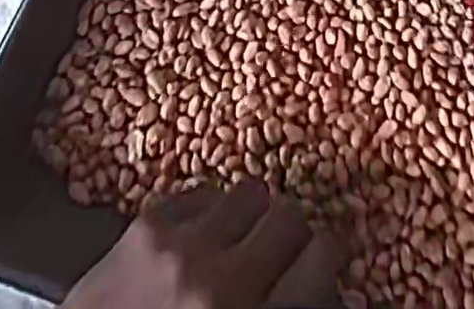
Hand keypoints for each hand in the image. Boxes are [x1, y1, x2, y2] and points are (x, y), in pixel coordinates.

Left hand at [62, 182, 340, 308]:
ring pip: (248, 192)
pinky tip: (195, 239)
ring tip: (238, 235)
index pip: (319, 259)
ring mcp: (180, 247)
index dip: (327, 252)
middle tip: (280, 245)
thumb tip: (313, 281)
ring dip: (250, 214)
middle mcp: (220, 282)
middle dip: (291, 230)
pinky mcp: (146, 224)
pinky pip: (200, 194)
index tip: (321, 253)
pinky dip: (205, 214)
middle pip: (288, 216)